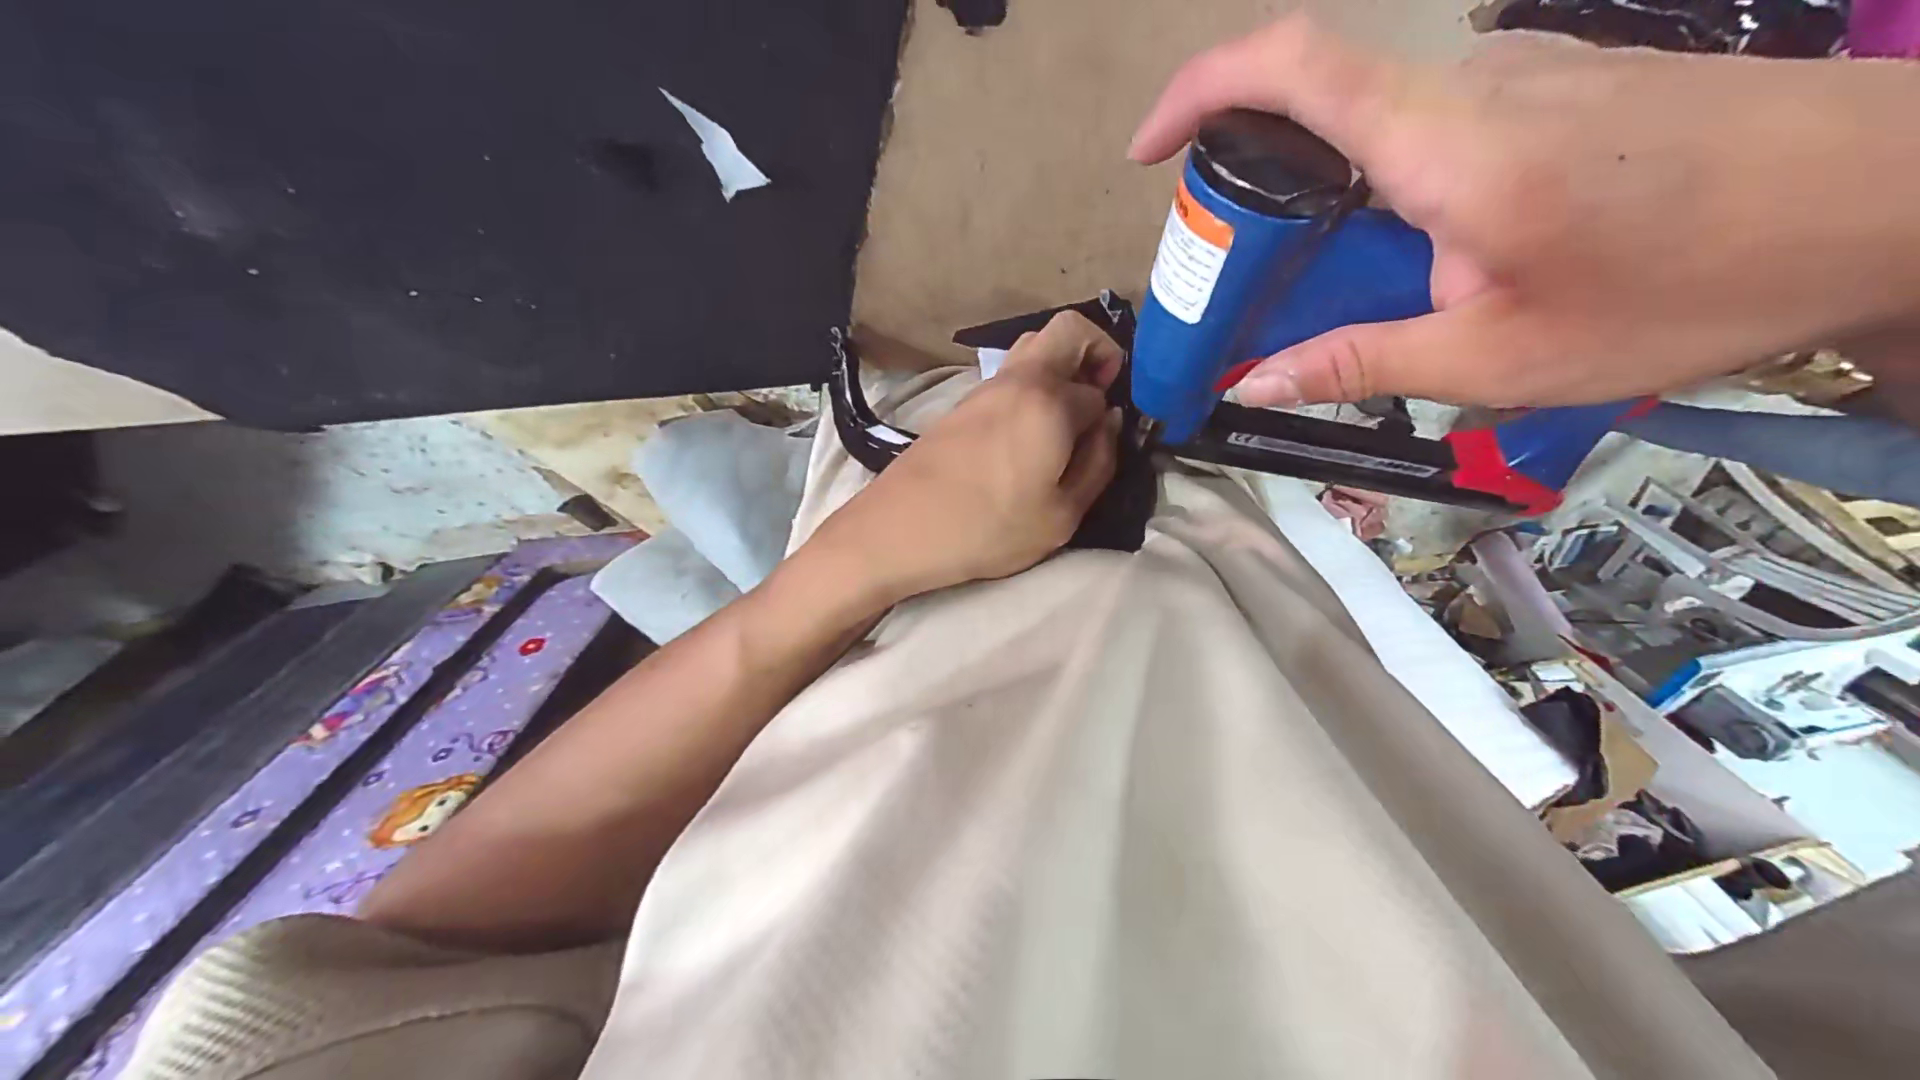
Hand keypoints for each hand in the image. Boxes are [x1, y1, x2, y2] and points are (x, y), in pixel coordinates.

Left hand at [808, 311, 1124, 603]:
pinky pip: (1009, 377)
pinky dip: (1031, 389)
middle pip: (1068, 329)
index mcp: (1049, 400)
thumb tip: (1109, 424)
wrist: (898, 531)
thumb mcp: (1062, 515)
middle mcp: (1017, 379)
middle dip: (1097, 353)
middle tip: (1097, 402)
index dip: (1112, 415)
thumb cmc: (987, 529)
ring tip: (1063, 426)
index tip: (1106, 445)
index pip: (1100, 390)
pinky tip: (1026, 438)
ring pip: (1034, 349)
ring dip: (1060, 370)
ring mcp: (984, 388)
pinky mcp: (960, 405)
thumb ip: (1099, 464)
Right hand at [1130, 16, 1919, 407]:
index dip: (1199, 91)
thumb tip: (1255, 385)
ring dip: (1313, 197)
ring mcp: (1513, 78)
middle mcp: (1467, 87)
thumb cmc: (1693, 284)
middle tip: (1232, 271)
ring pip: (1365, 123)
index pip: (1291, 65)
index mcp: (1444, 145)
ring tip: (1312, 284)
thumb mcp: (1498, 356)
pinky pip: (1421, 129)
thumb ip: (1360, 363)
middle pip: (1311, 103)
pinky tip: (1399, 256)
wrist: (1907, 191)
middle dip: (1245, 182)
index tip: (1147, 152)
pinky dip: (1373, 190)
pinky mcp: (1549, 87)